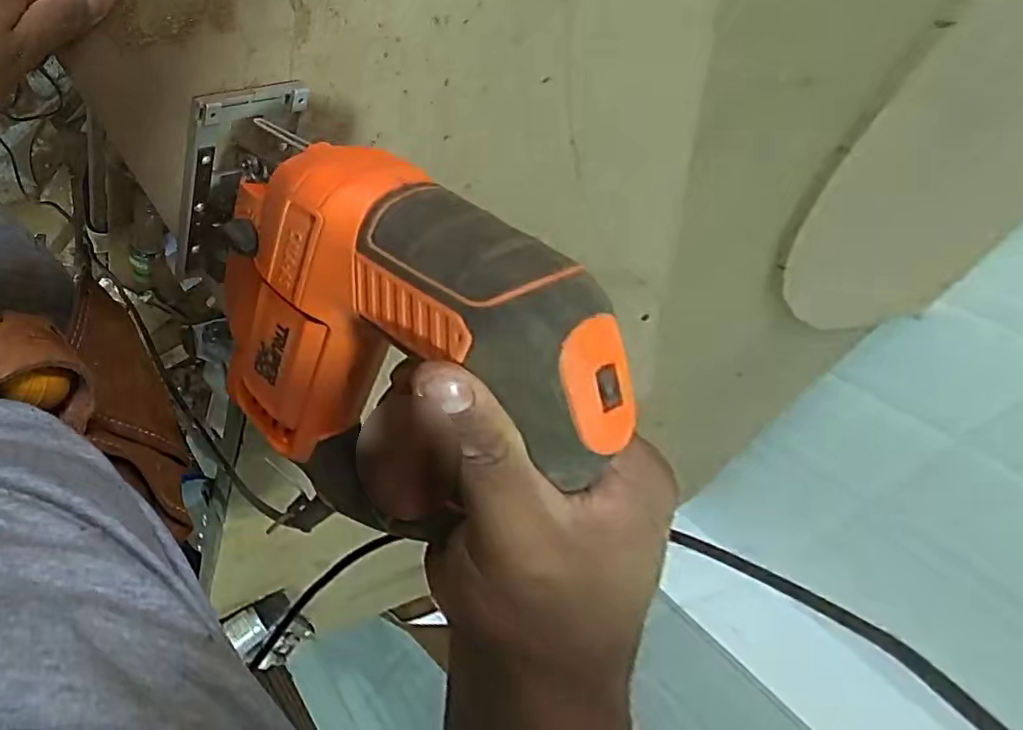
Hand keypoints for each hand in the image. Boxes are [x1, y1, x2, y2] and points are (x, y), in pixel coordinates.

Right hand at [359, 361, 676, 727]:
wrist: (519, 677)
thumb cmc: (539, 611)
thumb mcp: (518, 529)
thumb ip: (485, 451)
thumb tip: (437, 372)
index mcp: (620, 456)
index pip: (561, 374)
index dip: (499, 351)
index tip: (437, 343)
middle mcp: (585, 451)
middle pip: (511, 388)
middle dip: (453, 392)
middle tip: (408, 397)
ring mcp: (542, 467)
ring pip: (478, 411)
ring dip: (434, 418)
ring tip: (402, 428)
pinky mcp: (504, 481)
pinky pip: (461, 438)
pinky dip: (430, 438)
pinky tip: (406, 446)